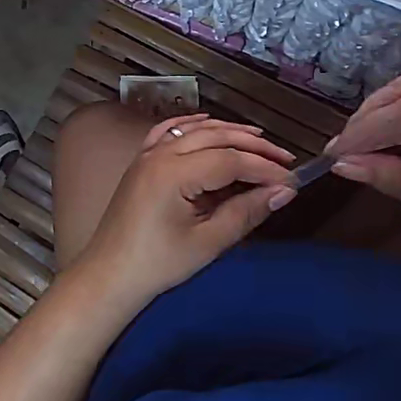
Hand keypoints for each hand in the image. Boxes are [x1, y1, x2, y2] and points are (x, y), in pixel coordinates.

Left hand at [72, 114, 298, 304]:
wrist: (109, 275)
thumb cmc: (159, 264)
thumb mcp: (208, 243)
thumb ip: (247, 212)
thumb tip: (283, 192)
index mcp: (175, 173)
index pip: (230, 161)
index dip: (264, 169)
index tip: (291, 181)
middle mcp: (161, 154)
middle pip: (215, 137)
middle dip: (253, 146)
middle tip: (284, 159)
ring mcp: (148, 154)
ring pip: (195, 130)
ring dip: (227, 132)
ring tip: (259, 140)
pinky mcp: (142, 160)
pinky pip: (170, 131)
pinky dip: (193, 126)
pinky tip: (210, 124)